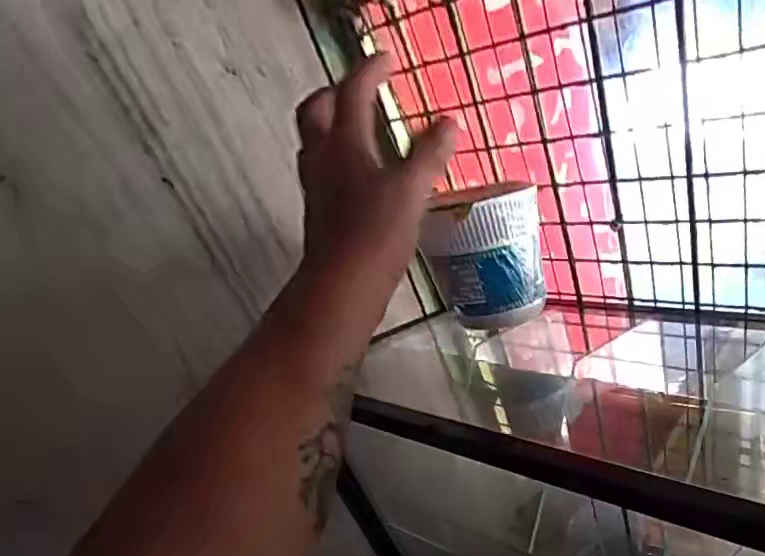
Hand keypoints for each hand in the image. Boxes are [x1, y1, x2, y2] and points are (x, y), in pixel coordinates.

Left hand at [294, 52, 455, 302]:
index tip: (386, 59)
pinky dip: (336, 166)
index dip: (371, 71)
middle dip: (334, 94)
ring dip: (331, 130)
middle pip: (316, 111)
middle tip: (356, 93)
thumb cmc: (374, 236)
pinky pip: (322, 177)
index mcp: (344, 145)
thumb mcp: (411, 193)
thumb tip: (450, 123)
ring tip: (355, 134)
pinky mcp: (320, 218)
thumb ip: (429, 156)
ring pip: (314, 145)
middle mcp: (323, 161)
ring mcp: (317, 190)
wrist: (343, 287)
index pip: (353, 93)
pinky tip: (356, 183)